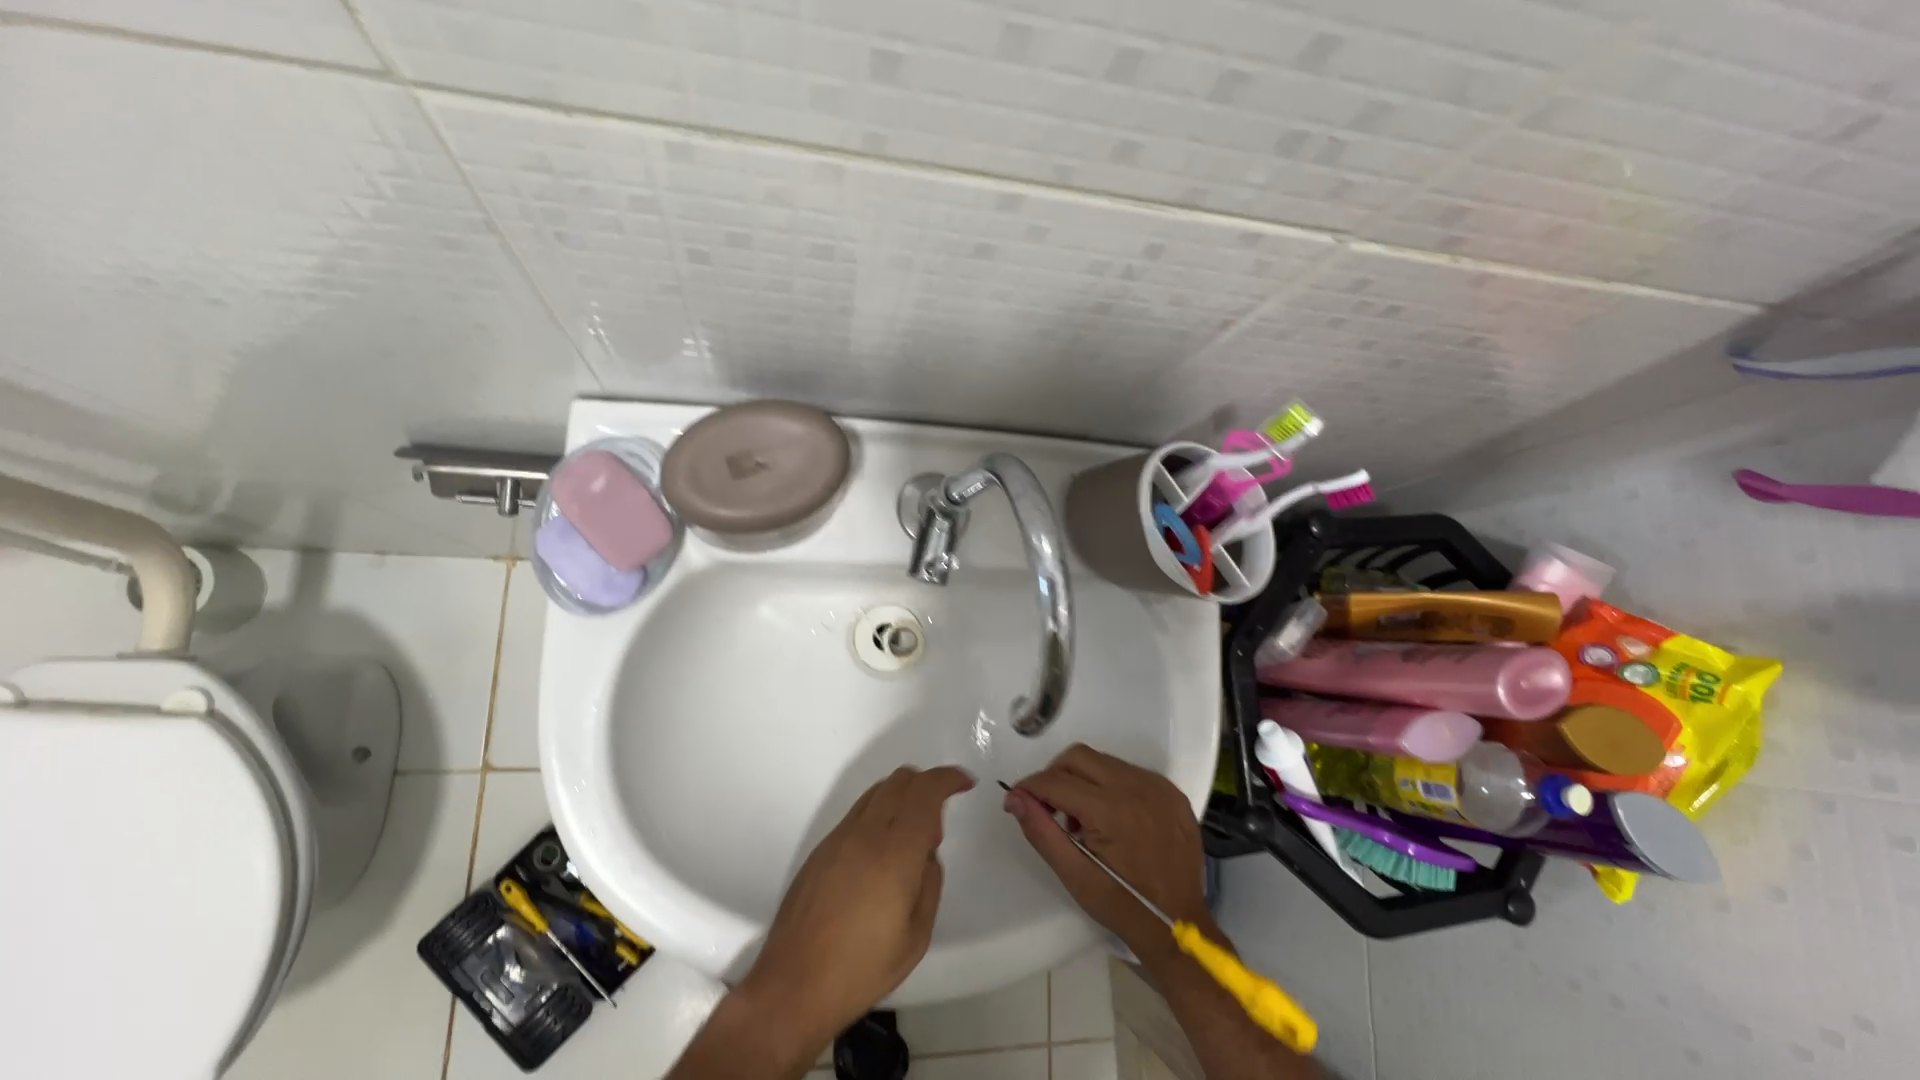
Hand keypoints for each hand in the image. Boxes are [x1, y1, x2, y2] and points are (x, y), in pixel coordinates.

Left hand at [738, 765, 975, 1047]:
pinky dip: (879, 816)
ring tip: (910, 844)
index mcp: (894, 853)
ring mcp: (837, 840)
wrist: (793, 985)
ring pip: (876, 793)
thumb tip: (926, 853)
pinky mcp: (819, 852)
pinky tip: (881, 858)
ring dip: (902, 799)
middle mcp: (864, 834)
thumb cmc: (862, 969)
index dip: (948, 779)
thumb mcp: (917, 935)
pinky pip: (857, 814)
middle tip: (936, 830)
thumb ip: (930, 882)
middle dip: (927, 785)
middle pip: (899, 780)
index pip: (925, 792)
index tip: (966, 784)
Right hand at [1004, 744, 1209, 958]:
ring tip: (1082, 819)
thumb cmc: (1122, 905)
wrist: (1178, 924)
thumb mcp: (1075, 875)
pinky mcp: (1172, 793)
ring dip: (1083, 780)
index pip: (1055, 781)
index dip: (1028, 788)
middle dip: (1054, 776)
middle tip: (1049, 809)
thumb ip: (1042, 831)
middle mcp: (1136, 788)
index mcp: (1110, 810)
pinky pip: (1131, 772)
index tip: (1015, 802)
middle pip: (1078, 757)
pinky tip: (1112, 818)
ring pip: (1104, 761)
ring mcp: (1158, 788)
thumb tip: (1016, 798)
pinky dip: (1111, 785)